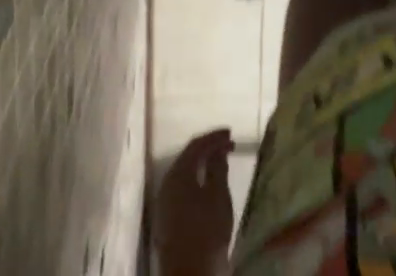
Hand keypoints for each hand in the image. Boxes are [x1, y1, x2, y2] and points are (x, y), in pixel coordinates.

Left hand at [155, 129, 235, 274]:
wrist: (188, 272)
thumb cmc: (207, 231)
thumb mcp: (218, 196)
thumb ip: (218, 169)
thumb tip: (217, 150)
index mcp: (178, 174)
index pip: (196, 145)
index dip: (214, 137)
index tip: (231, 133)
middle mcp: (166, 183)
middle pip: (187, 158)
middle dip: (208, 149)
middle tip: (229, 145)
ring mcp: (163, 201)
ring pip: (183, 173)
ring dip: (202, 165)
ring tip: (221, 163)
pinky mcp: (166, 217)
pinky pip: (181, 188)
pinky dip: (196, 180)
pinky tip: (207, 186)